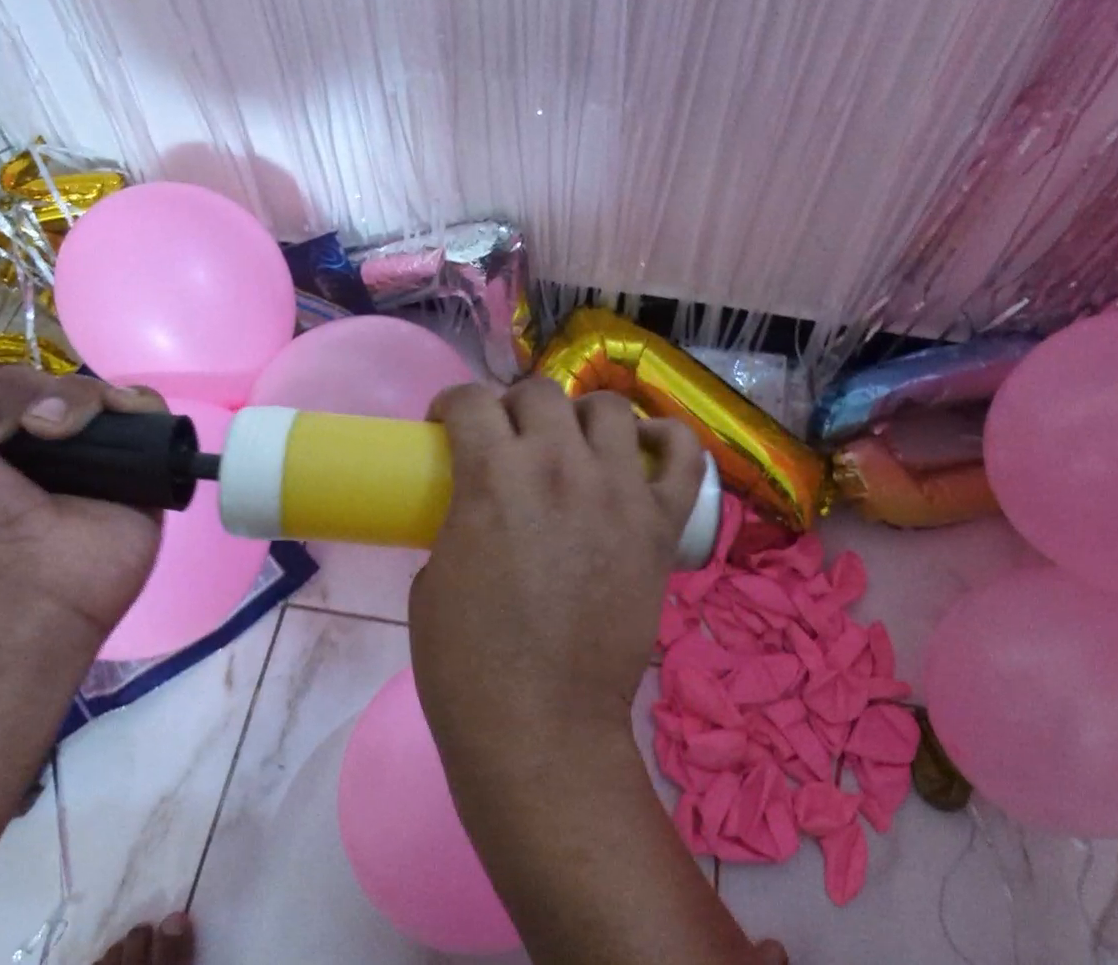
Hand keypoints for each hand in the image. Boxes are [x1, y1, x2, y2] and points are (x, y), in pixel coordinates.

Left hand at [0, 324, 168, 640]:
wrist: (8, 583)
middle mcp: (30, 450)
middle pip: (39, 381)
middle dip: (21, 394)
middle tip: (12, 439)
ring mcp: (91, 460)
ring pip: (91, 391)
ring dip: (73, 400)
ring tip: (60, 437)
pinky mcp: (141, 471)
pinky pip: (147, 412)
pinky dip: (135, 404)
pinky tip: (116, 422)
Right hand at [410, 379, 705, 756]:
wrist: (541, 722)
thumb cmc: (466, 662)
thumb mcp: (433, 576)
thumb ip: (462, 521)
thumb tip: (482, 507)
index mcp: (493, 476)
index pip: (471, 400)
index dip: (452, 403)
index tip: (448, 424)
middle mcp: (561, 467)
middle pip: (541, 394)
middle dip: (514, 407)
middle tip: (508, 439)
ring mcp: (620, 493)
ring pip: (610, 410)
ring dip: (582, 418)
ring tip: (573, 446)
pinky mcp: (660, 526)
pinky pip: (683, 456)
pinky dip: (666, 440)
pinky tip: (642, 450)